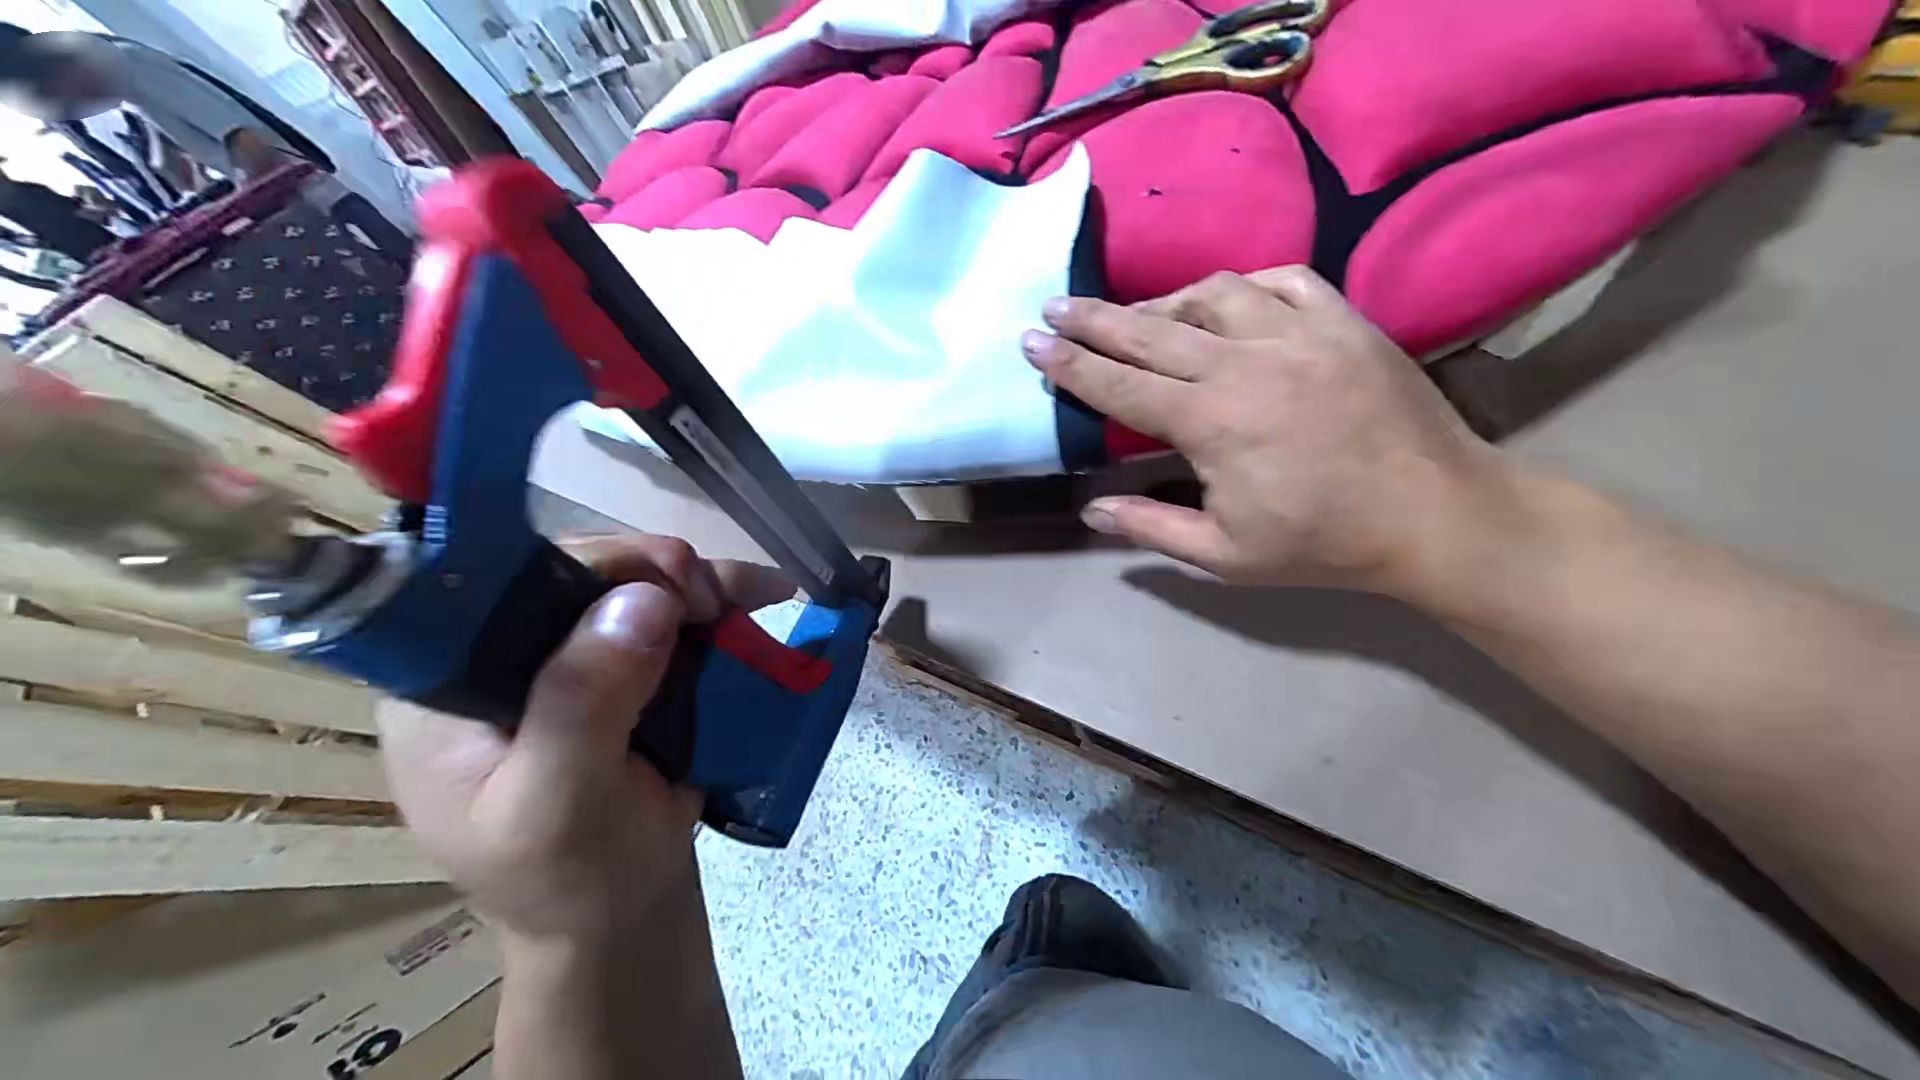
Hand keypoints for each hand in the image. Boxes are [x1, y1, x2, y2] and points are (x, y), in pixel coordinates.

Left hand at [377, 535, 793, 943]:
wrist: (621, 912)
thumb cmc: (571, 878)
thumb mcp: (558, 808)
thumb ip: (584, 707)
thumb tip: (645, 600)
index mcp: (449, 682)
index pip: (504, 585)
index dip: (589, 567)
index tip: (667, 585)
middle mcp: (505, 653)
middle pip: (583, 572)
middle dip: (660, 573)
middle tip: (718, 604)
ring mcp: (572, 653)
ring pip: (637, 582)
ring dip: (702, 582)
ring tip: (759, 594)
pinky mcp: (625, 664)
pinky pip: (673, 613)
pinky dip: (721, 603)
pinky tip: (762, 596)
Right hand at [1024, 267, 1518, 598]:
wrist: (1436, 515)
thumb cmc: (1323, 543)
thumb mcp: (1225, 556)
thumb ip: (1150, 529)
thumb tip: (1091, 509)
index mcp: (1211, 422)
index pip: (1120, 386)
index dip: (1070, 365)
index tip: (1032, 343)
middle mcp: (1246, 364)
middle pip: (1151, 330)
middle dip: (1094, 319)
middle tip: (1056, 307)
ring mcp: (1300, 334)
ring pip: (1213, 295)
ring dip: (1164, 303)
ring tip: (1140, 315)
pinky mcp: (1344, 321)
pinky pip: (1283, 281)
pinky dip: (1244, 287)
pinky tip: (1228, 302)